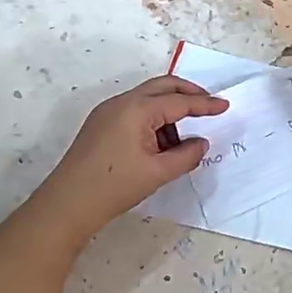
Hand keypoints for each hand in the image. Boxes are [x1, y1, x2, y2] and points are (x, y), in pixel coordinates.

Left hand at [32, 75, 228, 241]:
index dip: (205, 104)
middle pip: (162, 86)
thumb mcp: (158, 173)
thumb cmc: (114, 187)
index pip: (179, 101)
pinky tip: (160, 143)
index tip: (225, 106)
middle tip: (209, 106)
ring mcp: (108, 111)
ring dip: (170, 109)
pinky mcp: (100, 123)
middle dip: (188, 93)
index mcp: (137, 109)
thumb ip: (186, 155)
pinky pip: (134, 110)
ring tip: (182, 139)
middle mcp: (122, 102)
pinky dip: (153, 118)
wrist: (66, 205)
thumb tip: (200, 143)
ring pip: (148, 98)